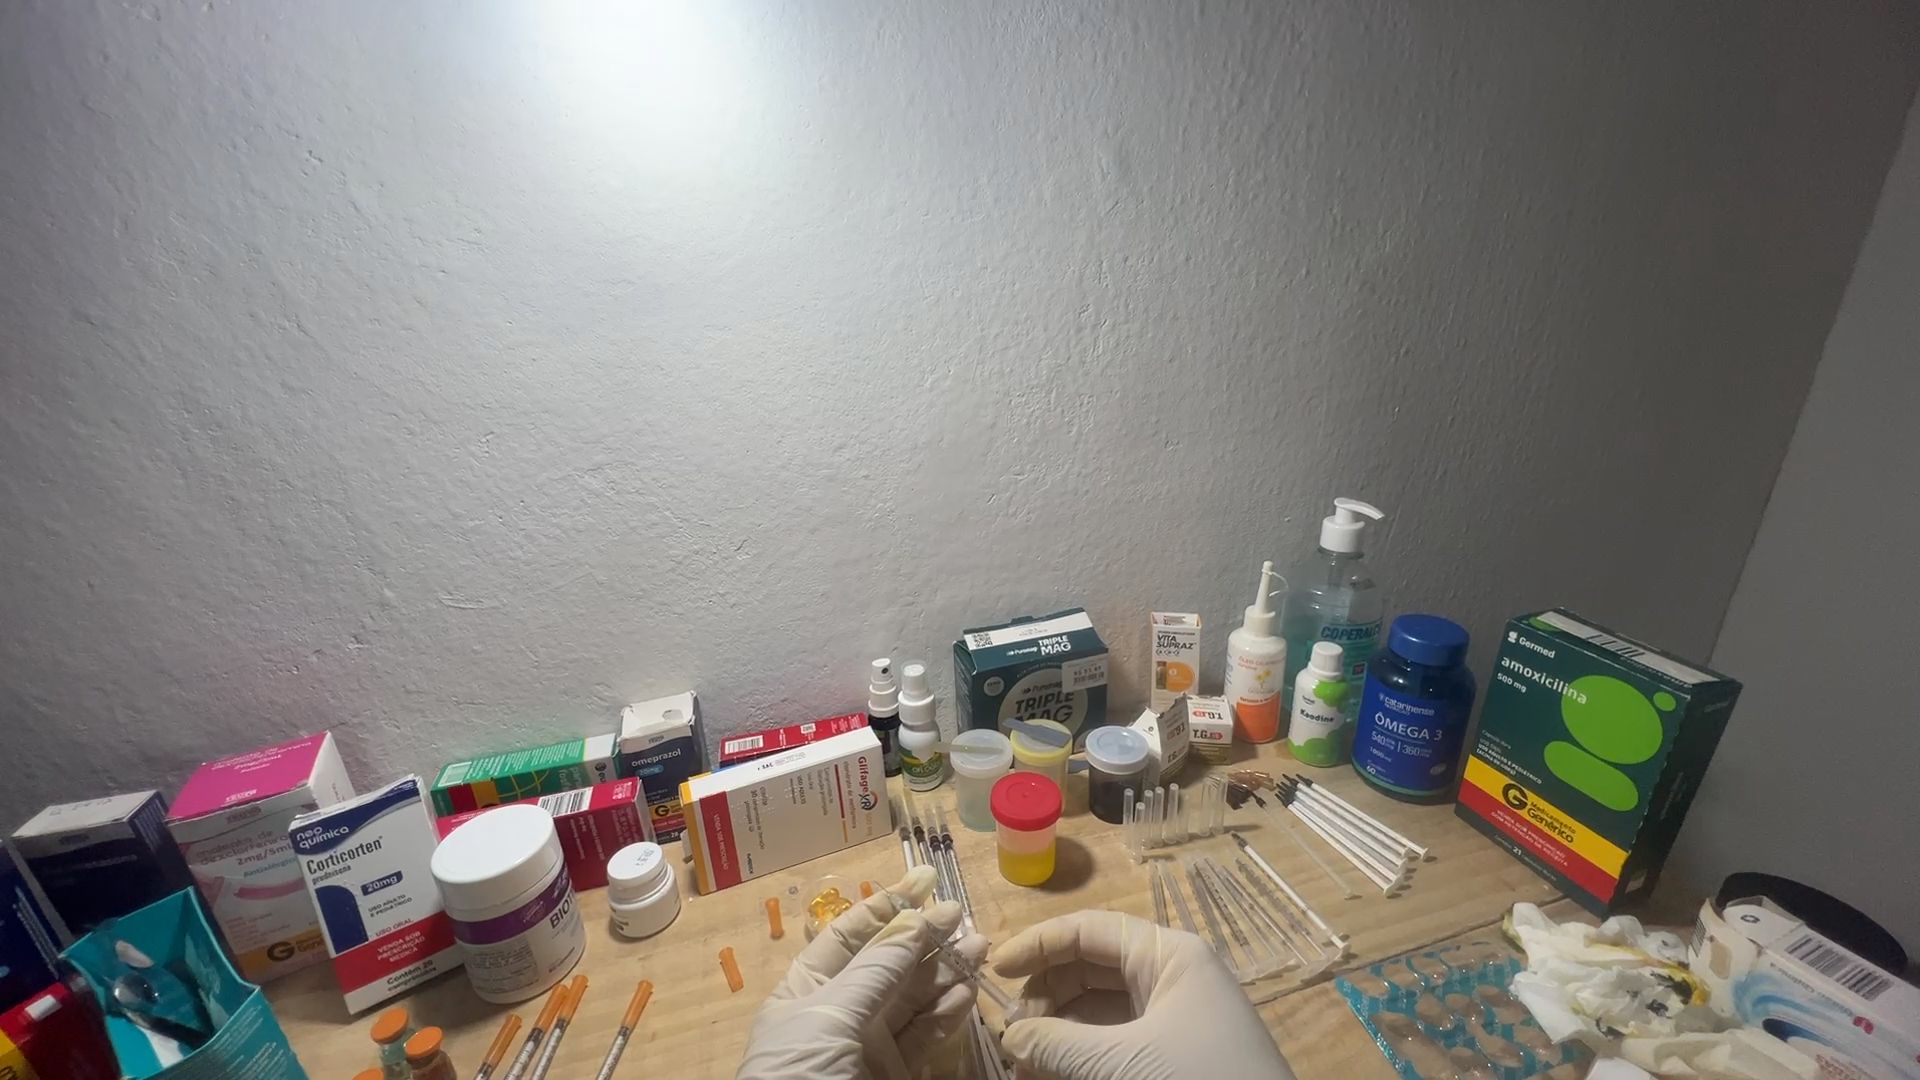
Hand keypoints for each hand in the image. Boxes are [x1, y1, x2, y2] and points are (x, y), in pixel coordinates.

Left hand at [737, 865, 989, 1079]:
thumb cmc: (798, 1078)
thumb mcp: (830, 1016)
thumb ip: (878, 969)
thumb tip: (917, 917)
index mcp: (808, 986)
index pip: (853, 933)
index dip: (889, 903)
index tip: (926, 877)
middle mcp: (841, 1008)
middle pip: (890, 961)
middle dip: (926, 935)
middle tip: (962, 914)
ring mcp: (869, 1044)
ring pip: (914, 996)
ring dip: (946, 970)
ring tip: (980, 947)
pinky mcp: (895, 1074)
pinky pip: (925, 1034)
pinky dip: (947, 1012)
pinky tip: (968, 992)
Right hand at [990, 911, 1295, 1079]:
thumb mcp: (1124, 1065)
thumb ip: (1060, 1045)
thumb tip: (1009, 1035)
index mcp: (1168, 954)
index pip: (1089, 930)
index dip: (1039, 945)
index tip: (997, 970)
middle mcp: (1172, 976)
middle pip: (1091, 969)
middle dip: (1047, 998)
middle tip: (1011, 1034)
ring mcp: (1176, 1019)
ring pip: (1100, 1010)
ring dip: (1060, 1033)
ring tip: (1025, 1064)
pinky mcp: (1176, 1058)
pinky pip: (1117, 1044)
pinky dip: (1082, 1058)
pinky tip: (1053, 1075)